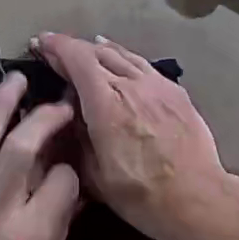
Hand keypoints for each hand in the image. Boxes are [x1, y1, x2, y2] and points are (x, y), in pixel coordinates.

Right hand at [35, 33, 238, 239]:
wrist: (198, 197)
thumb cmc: (141, 195)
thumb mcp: (95, 177)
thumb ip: (77, 139)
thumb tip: (68, 114)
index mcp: (107, 104)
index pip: (77, 59)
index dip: (57, 47)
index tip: (40, 42)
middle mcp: (131, 84)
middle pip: (97, 52)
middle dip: (72, 47)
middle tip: (54, 49)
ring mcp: (156, 84)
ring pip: (122, 55)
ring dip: (98, 49)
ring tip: (84, 48)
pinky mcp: (174, 91)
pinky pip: (142, 64)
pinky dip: (124, 57)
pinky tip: (121, 61)